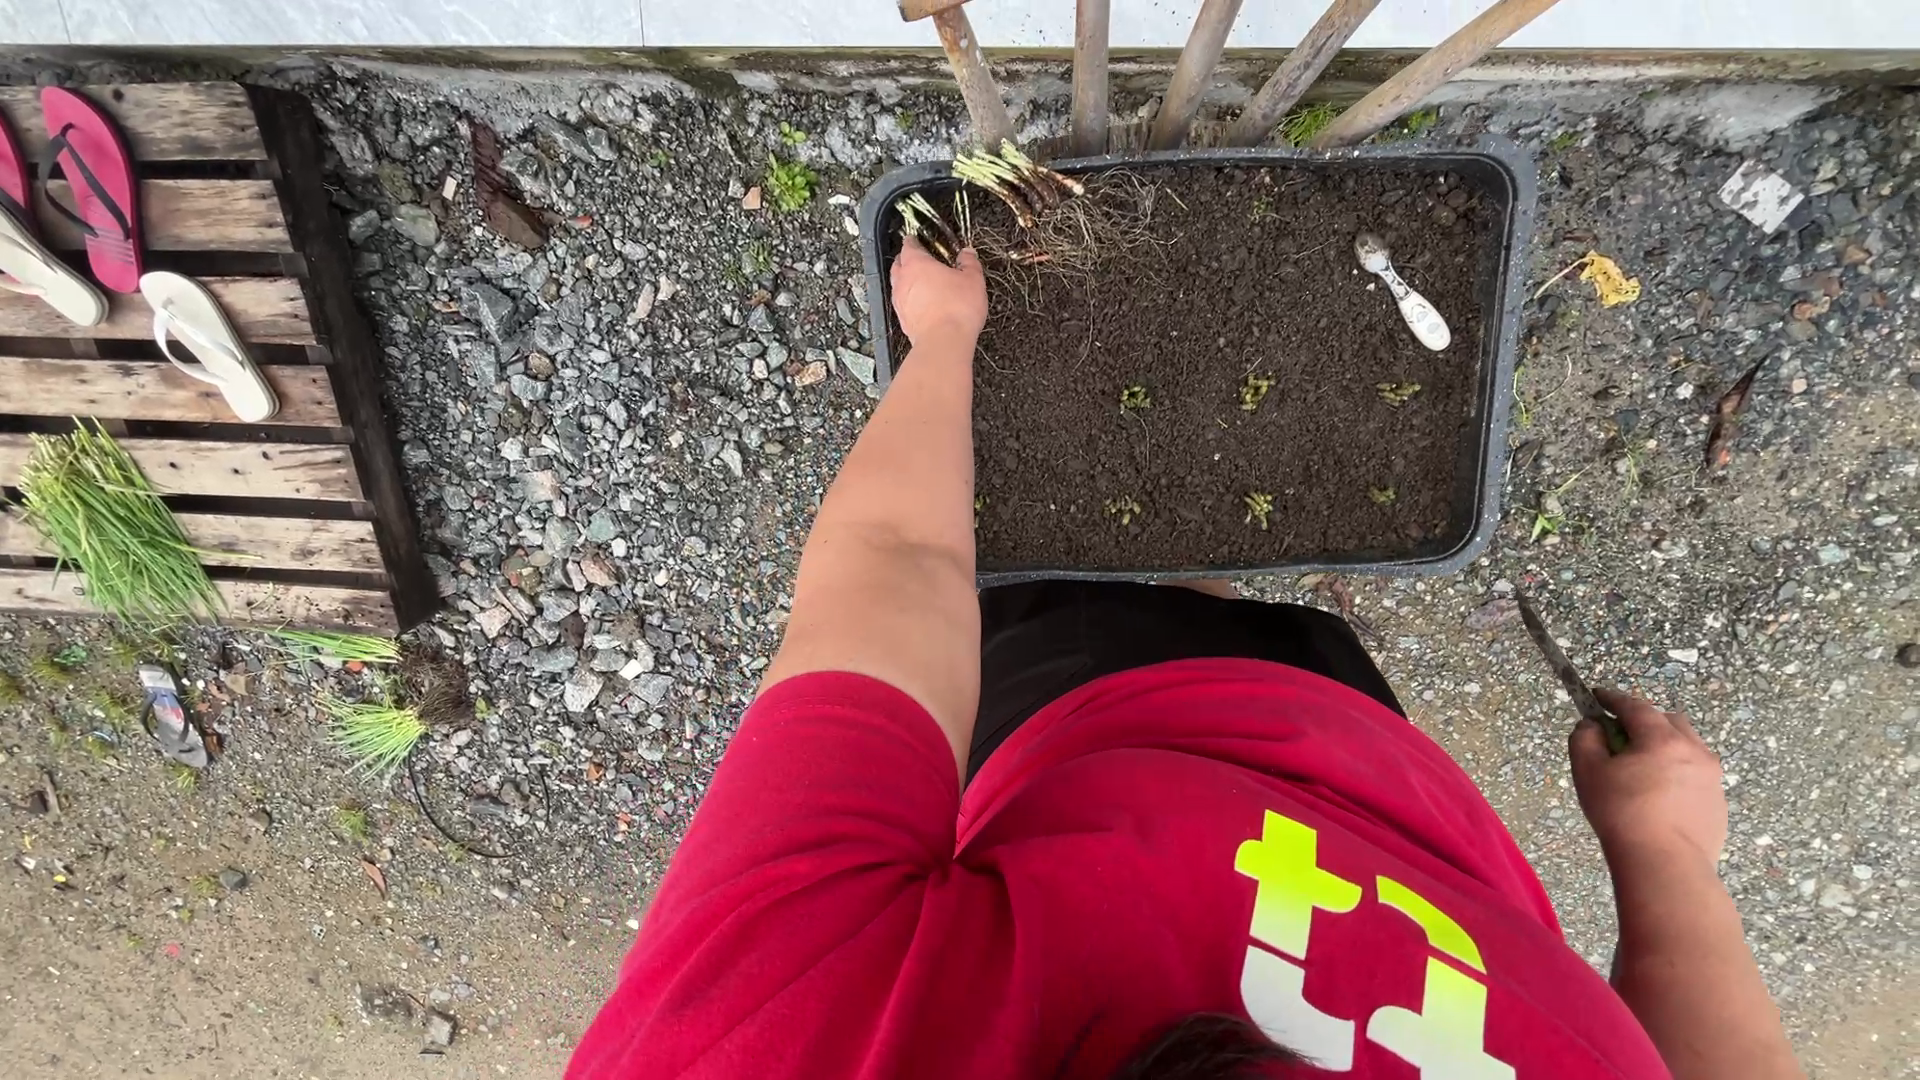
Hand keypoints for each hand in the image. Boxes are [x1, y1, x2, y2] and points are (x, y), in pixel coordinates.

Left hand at [890, 235, 986, 345]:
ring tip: (920, 283)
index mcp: (916, 264)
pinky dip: (910, 302)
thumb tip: (968, 253)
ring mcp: (900, 303)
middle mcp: (903, 281)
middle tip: (918, 260)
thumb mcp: (972, 280)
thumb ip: (969, 263)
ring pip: (898, 286)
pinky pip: (904, 306)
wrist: (944, 342)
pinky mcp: (904, 322)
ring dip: (907, 282)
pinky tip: (922, 305)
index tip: (915, 239)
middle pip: (898, 265)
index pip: (909, 246)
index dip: (912, 241)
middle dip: (906, 260)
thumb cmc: (957, 309)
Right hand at [1570, 688, 1726, 872]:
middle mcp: (1696, 752)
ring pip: (1687, 746)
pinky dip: (1674, 767)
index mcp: (1663, 740)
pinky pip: (1695, 771)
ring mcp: (1713, 778)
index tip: (1597, 695)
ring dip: (1663, 743)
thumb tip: (1593, 726)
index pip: (1636, 707)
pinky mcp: (1718, 801)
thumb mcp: (1586, 769)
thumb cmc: (1620, 810)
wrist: (1665, 861)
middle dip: (1644, 720)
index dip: (1613, 698)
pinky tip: (1655, 789)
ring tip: (1638, 763)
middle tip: (1619, 733)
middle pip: (1670, 721)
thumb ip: (1585, 737)